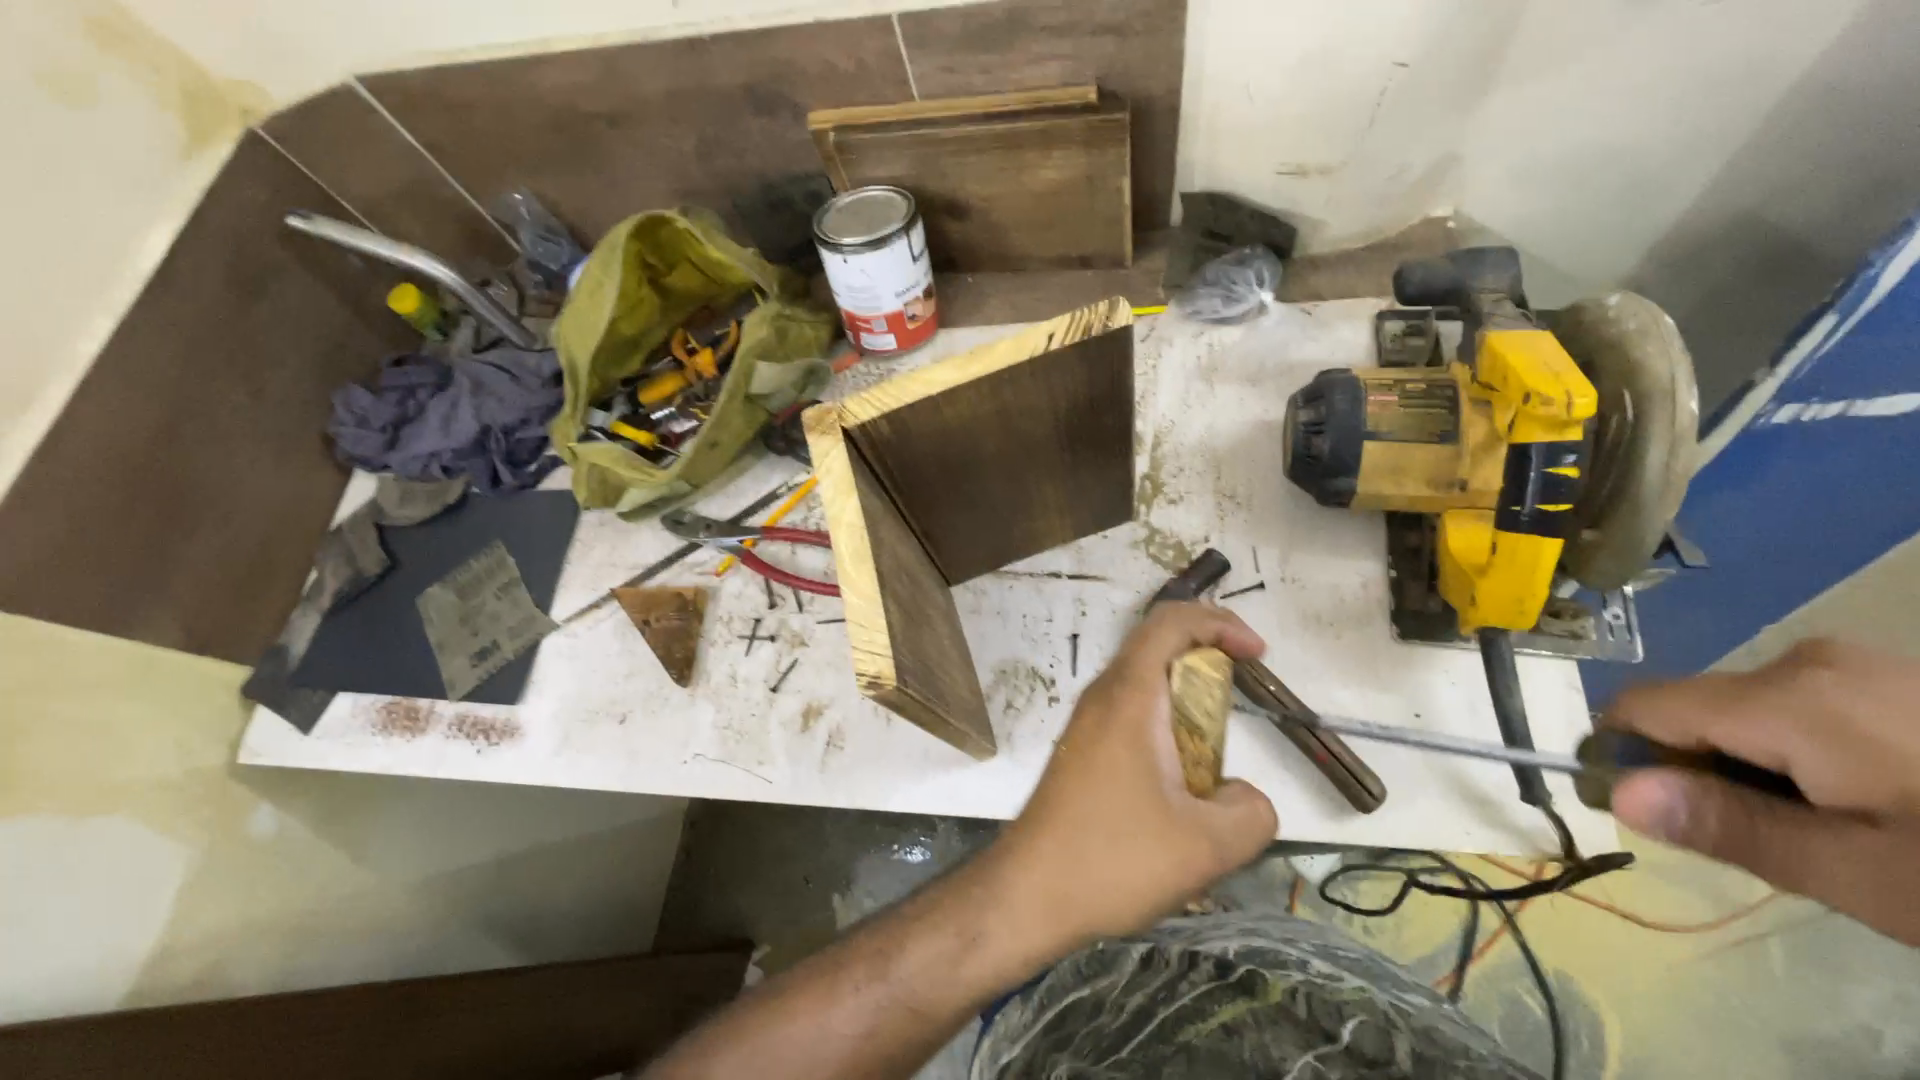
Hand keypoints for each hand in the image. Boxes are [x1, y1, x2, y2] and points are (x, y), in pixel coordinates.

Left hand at [991, 603, 1277, 946]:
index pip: (1172, 622)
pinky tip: (1178, 790)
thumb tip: (1242, 795)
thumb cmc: (1113, 860)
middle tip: (1241, 710)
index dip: (1222, 623)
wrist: (1027, 894)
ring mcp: (1085, 726)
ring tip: (1212, 766)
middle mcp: (1102, 698)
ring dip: (1187, 709)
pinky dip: (1165, 733)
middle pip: (1158, 649)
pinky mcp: (1080, 754)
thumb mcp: (1207, 847)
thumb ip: (1251, 812)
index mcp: (1130, 697)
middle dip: (1209, 665)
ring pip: (1144, 689)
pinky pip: (1130, 720)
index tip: (1259, 655)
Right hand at [1607, 639, 1919, 944]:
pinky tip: (1870, 801)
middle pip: (1694, 711)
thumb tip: (1617, 793)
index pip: (1641, 709)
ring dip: (1752, 768)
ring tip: (1832, 829)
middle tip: (1774, 843)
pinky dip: (1798, 755)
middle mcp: (1807, 661)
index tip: (1647, 819)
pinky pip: (1798, 707)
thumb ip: (1733, 828)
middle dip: (1702, 772)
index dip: (1620, 759)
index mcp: (1786, 697)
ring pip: (1745, 712)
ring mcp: (1856, 665)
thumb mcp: (1865, 874)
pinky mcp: (1891, 679)